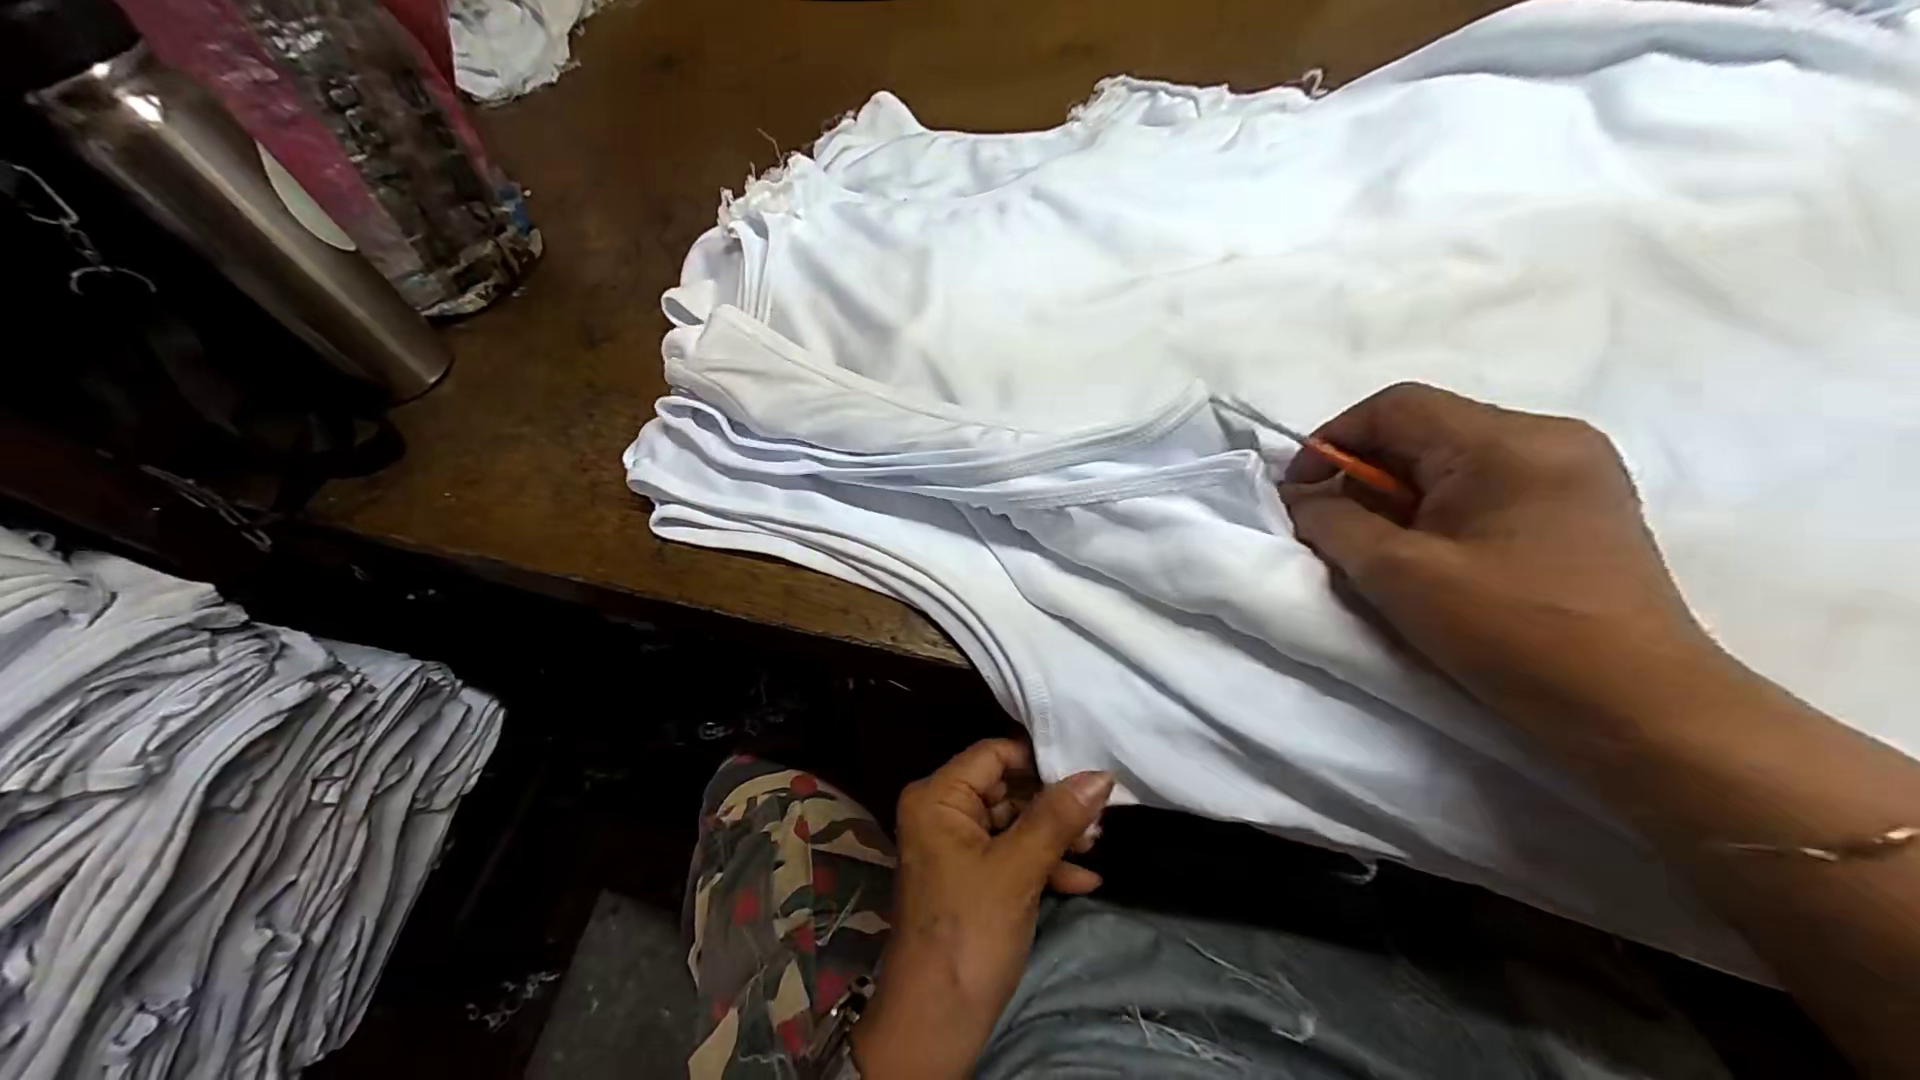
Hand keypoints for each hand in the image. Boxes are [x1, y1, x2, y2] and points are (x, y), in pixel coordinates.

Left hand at [851, 739, 1112, 1079]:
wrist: (935, 1023)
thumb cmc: (970, 933)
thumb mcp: (1018, 869)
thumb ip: (1058, 817)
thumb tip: (1100, 774)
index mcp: (937, 796)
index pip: (994, 753)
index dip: (1039, 760)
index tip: (1087, 772)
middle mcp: (940, 811)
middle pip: (1006, 787)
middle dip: (1053, 804)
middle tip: (1099, 818)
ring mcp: (953, 845)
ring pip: (1012, 822)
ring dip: (1053, 835)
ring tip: (1096, 847)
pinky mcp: (968, 876)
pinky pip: (1008, 854)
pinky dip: (1042, 863)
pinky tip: (1083, 879)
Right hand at [1278, 382, 1740, 743]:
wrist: (1639, 709)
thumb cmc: (1510, 633)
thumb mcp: (1397, 575)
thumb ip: (1333, 522)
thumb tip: (1302, 494)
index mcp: (1508, 442)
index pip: (1394, 406)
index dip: (1331, 441)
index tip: (1300, 493)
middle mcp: (1550, 437)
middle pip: (1425, 429)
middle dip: (1365, 474)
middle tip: (1338, 530)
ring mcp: (1575, 470)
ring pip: (1452, 458)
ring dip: (1399, 495)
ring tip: (1384, 549)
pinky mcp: (1582, 505)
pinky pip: (1485, 484)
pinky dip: (1438, 509)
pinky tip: (1433, 555)